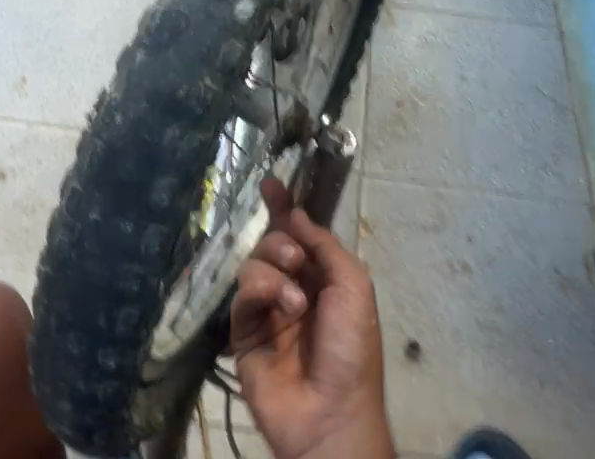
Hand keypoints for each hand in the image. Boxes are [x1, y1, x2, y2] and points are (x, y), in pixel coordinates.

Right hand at [230, 180, 394, 458]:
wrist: (330, 411)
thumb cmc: (352, 347)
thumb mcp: (353, 285)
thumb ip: (324, 245)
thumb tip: (297, 215)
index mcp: (321, 277)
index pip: (297, 233)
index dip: (283, 208)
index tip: (270, 183)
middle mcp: (292, 288)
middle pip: (271, 243)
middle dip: (280, 241)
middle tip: (294, 259)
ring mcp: (265, 311)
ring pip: (252, 265)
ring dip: (273, 271)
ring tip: (294, 300)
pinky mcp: (242, 333)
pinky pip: (241, 296)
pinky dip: (259, 292)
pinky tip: (280, 308)